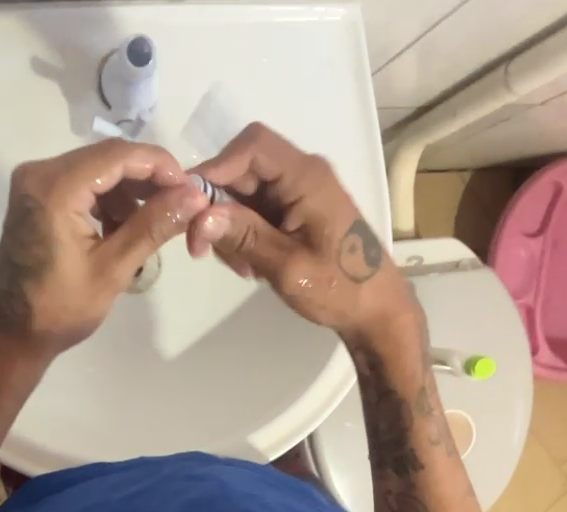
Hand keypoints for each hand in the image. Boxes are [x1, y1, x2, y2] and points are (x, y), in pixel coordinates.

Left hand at [0, 139, 206, 361]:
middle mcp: (39, 173)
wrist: (14, 333)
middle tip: (178, 206)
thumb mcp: (113, 269)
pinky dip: (106, 200)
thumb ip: (153, 226)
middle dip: (146, 179)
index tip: (190, 189)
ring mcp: (33, 183)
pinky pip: (80, 184)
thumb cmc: (62, 308)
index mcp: (55, 188)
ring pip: (96, 170)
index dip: (160, 165)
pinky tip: (122, 228)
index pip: (118, 155)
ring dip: (128, 192)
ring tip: (151, 225)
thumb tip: (195, 197)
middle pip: (106, 158)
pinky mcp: (35, 198)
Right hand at [188, 123, 418, 340]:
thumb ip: (243, 237)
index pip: (251, 146)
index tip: (191, 208)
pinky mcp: (294, 211)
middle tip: (208, 251)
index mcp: (306, 177)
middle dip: (218, 207)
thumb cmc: (339, 289)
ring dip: (229, 227)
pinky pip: (255, 211)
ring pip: (243, 193)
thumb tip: (198, 217)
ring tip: (242, 267)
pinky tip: (251, 266)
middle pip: (242, 169)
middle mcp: (301, 175)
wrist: (375, 310)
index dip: (215, 169)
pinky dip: (243, 235)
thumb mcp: (287, 267)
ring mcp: (298, 193)